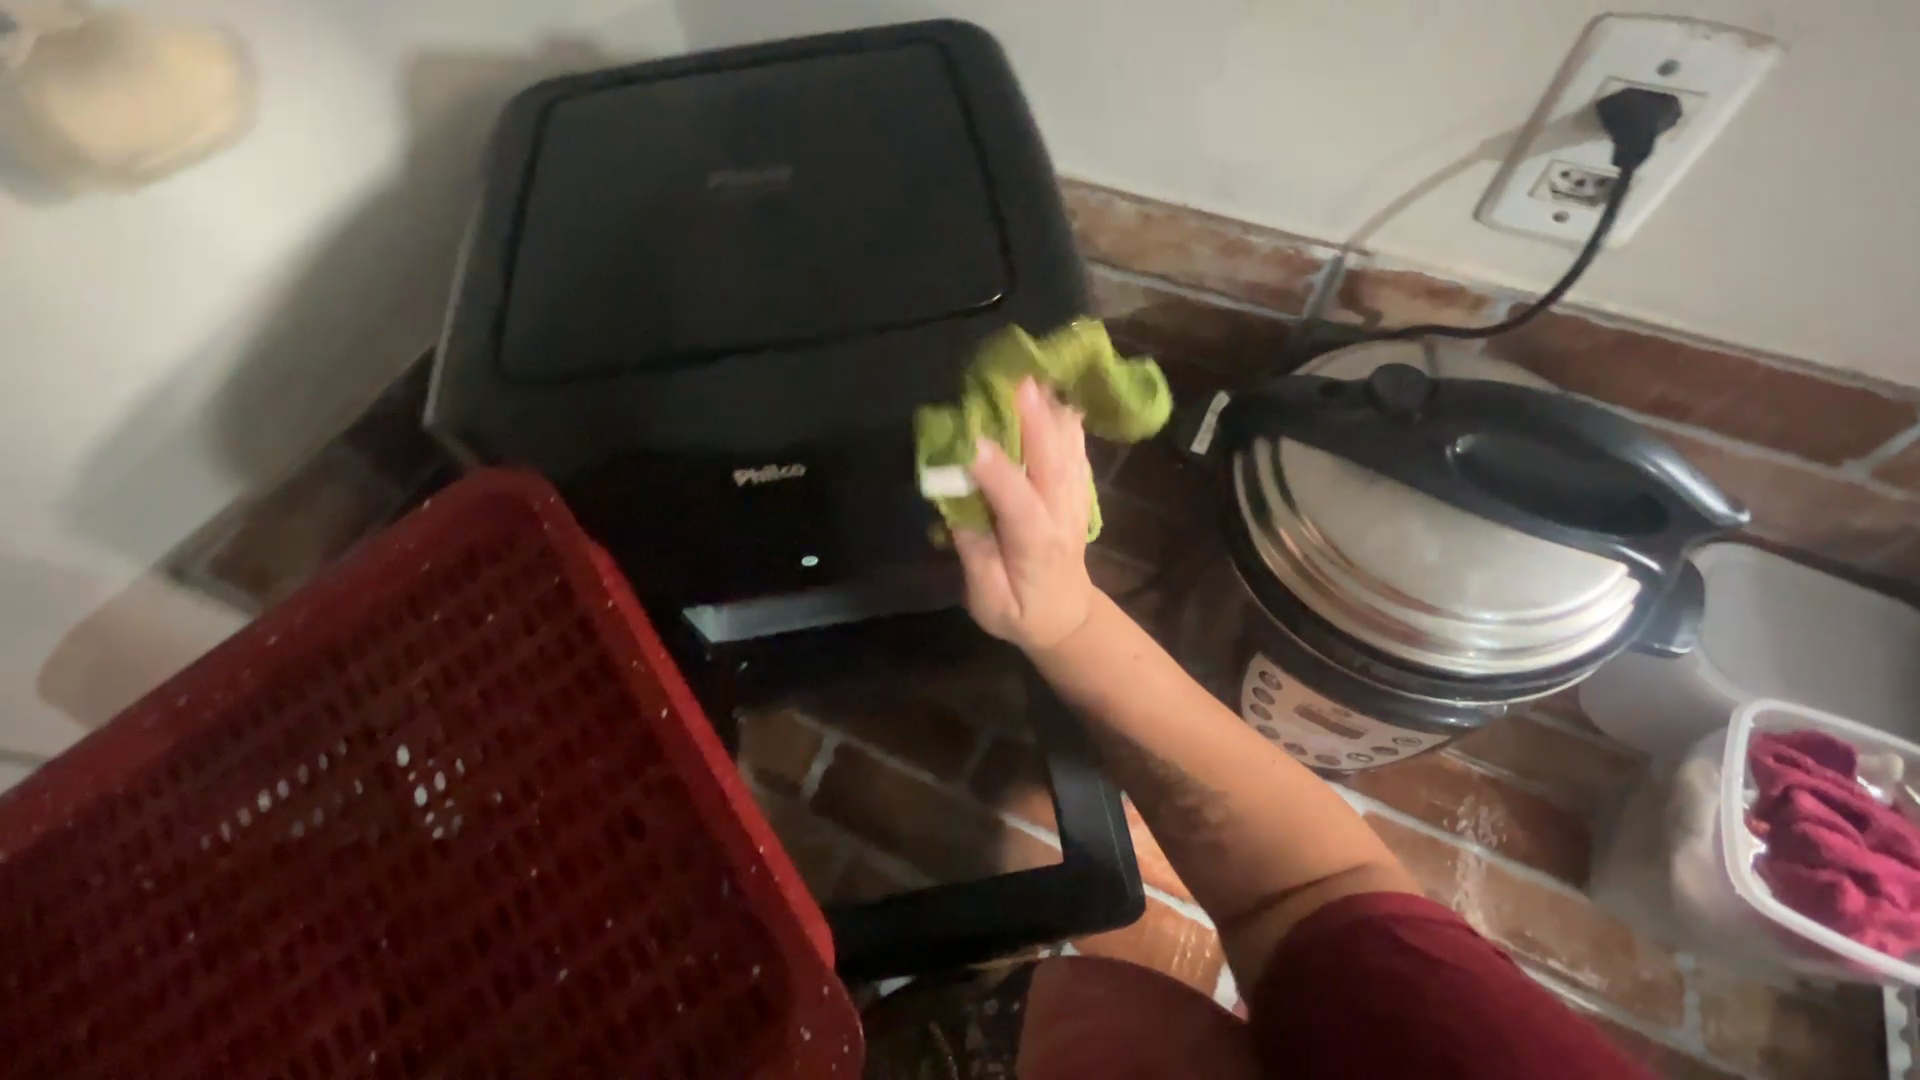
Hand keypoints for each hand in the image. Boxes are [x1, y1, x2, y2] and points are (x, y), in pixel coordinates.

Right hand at [952, 377, 1096, 652]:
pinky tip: (1055, 396)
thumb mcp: (989, 601)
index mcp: (1036, 544)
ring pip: (1069, 450)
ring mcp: (1075, 501)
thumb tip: (958, 507)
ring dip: (1052, 412)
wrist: (1067, 618)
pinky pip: (1076, 451)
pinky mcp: (1077, 492)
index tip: (972, 441)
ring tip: (1035, 376)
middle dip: (1035, 422)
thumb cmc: (1021, 612)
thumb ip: (976, 554)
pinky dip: (1067, 422)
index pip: (1017, 503)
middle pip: (1053, 463)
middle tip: (1018, 382)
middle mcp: (1061, 515)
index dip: (995, 473)